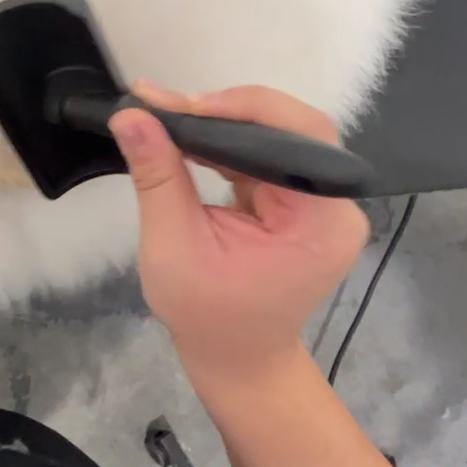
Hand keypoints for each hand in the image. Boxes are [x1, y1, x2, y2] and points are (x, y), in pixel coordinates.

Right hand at [111, 83, 368, 386]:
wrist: (236, 360)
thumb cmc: (205, 316)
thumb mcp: (172, 245)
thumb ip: (157, 177)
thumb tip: (131, 115)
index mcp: (319, 221)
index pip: (298, 135)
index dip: (243, 109)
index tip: (182, 107)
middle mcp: (335, 205)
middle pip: (290, 131)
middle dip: (226, 114)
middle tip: (165, 108)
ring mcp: (321, 205)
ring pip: (275, 140)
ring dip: (222, 128)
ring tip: (167, 118)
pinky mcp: (301, 205)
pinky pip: (266, 160)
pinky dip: (227, 148)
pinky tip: (188, 141)